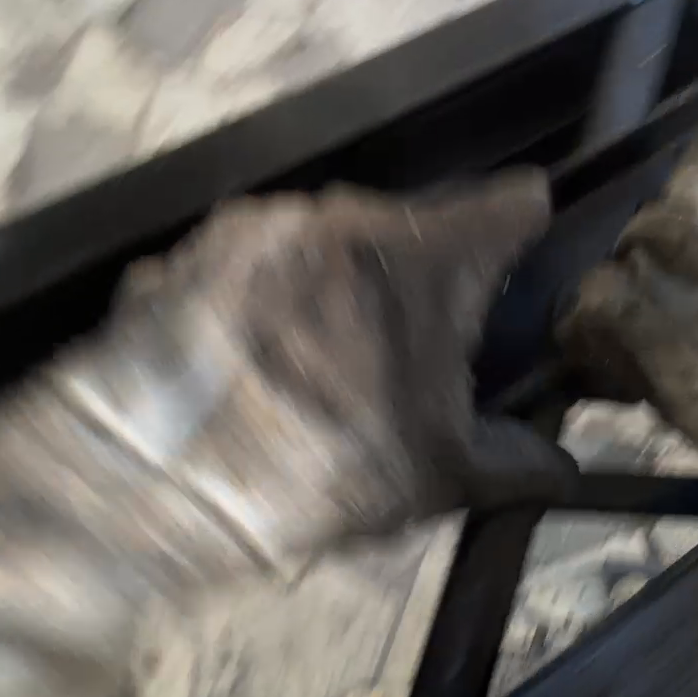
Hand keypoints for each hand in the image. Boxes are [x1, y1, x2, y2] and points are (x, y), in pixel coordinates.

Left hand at [0, 171, 575, 596]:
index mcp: (423, 259)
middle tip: (424, 345)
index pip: (513, 203)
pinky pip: (268, 259)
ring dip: (358, 281)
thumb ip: (523, 461)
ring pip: (343, 237)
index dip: (531, 225)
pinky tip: (264, 358)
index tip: (530, 253)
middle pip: (424, 225)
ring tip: (337, 357)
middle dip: (437, 273)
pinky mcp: (190, 249)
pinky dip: (286, 294)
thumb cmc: (321, 470)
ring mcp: (259, 225)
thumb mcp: (446, 478)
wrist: (132, 493)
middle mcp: (345, 217)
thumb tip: (565, 471)